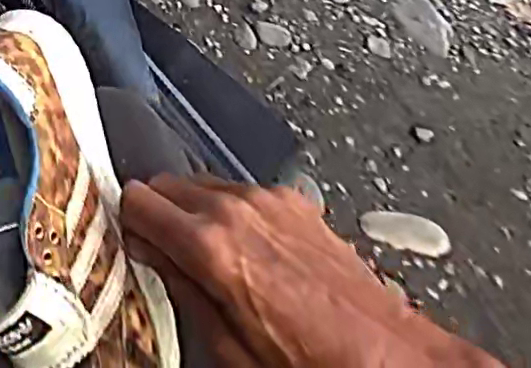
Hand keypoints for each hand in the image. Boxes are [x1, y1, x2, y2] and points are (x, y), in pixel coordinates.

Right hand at [120, 177, 502, 367]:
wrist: (401, 365)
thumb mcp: (231, 349)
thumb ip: (179, 290)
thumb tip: (151, 257)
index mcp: (210, 247)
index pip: (135, 199)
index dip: (129, 222)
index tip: (135, 242)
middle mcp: (231, 209)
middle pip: (160, 182)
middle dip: (157, 213)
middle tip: (166, 250)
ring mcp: (263, 199)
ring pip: (196, 181)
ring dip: (191, 209)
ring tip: (212, 255)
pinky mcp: (289, 199)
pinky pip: (235, 189)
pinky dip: (228, 210)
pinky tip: (249, 249)